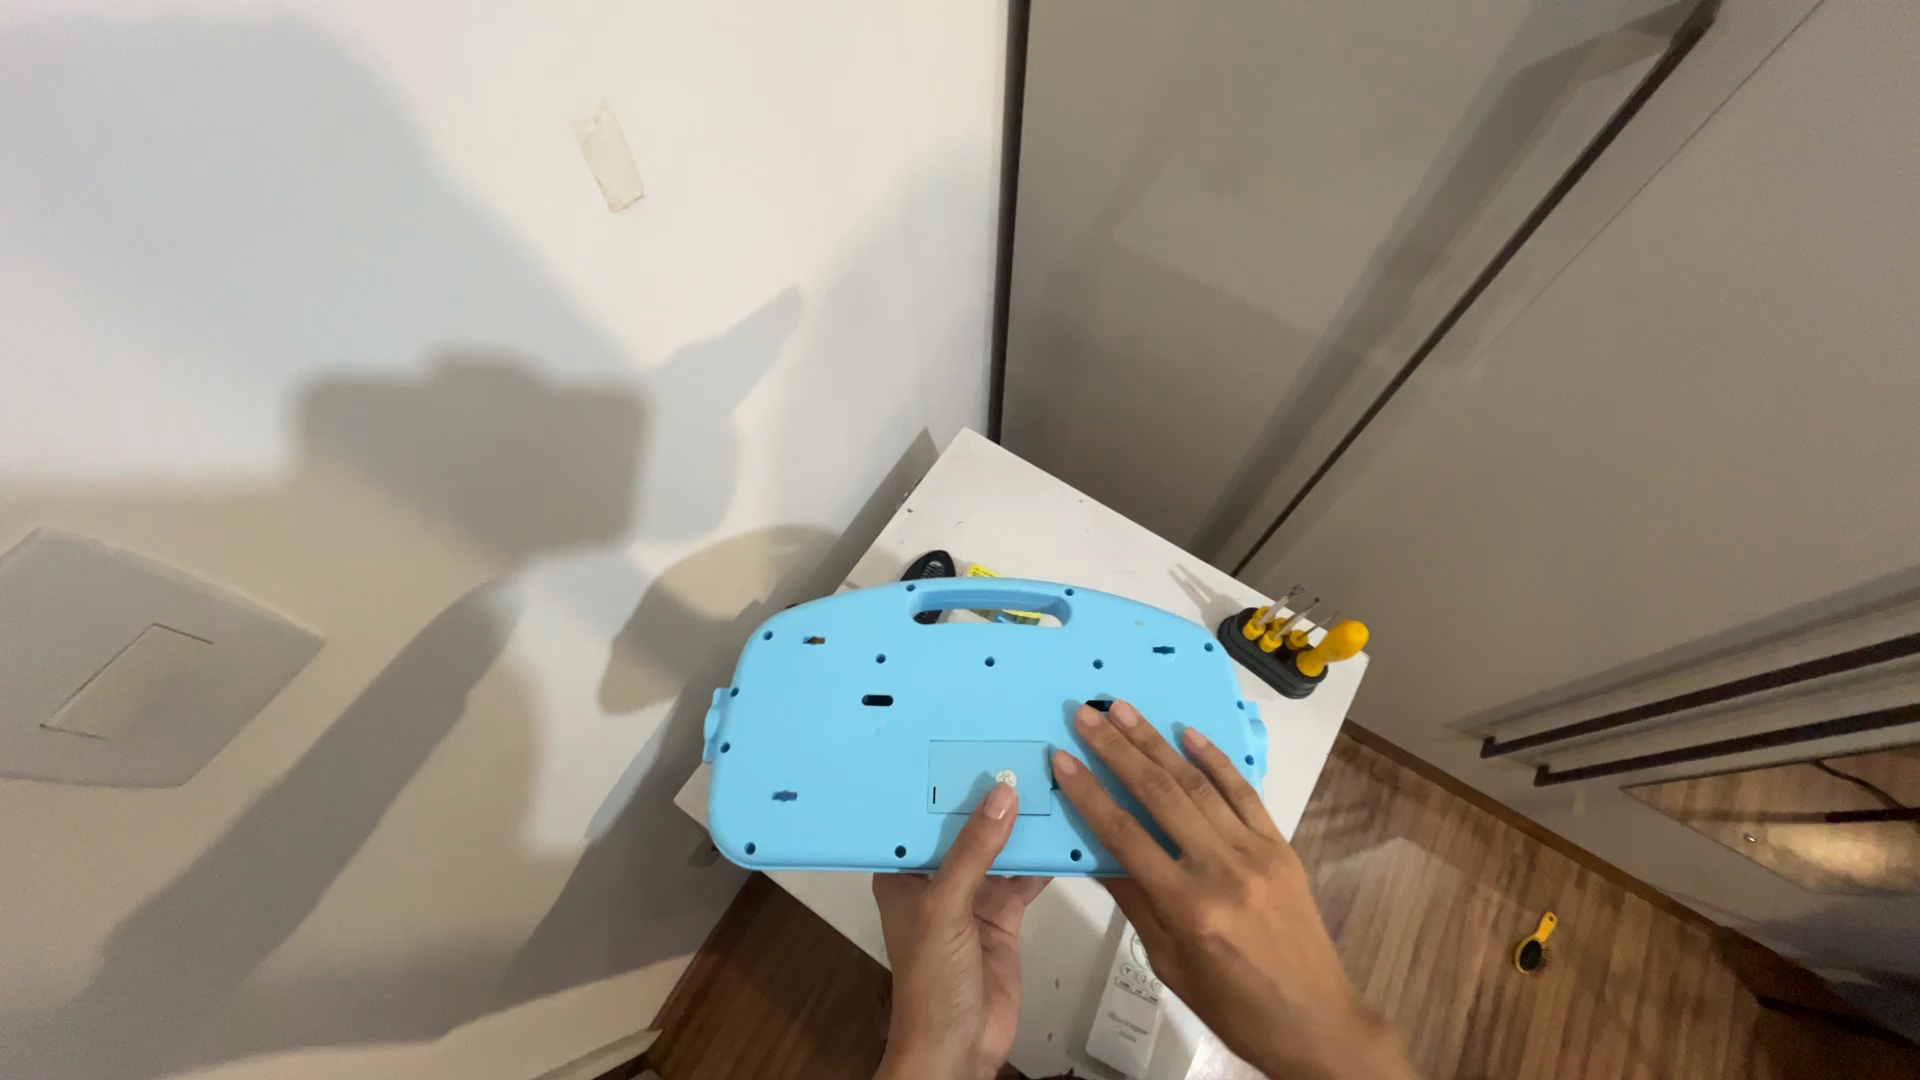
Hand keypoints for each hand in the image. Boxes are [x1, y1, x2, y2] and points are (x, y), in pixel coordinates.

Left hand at [872, 781, 1050, 1079]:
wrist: (961, 1051)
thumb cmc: (932, 982)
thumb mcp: (946, 906)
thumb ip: (975, 850)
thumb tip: (1003, 793)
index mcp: (905, 869)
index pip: (923, 814)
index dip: (945, 781)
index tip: (972, 742)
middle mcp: (937, 875)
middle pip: (967, 826)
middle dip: (991, 797)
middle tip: (1021, 752)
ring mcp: (972, 893)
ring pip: (999, 847)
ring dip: (1021, 824)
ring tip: (1048, 781)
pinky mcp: (1003, 912)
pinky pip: (1024, 876)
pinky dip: (1043, 859)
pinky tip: (1065, 832)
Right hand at [1052, 701, 1415, 1079]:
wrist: (1317, 1025)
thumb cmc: (1232, 1004)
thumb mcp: (1168, 959)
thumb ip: (1132, 898)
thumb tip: (1093, 850)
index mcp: (1187, 907)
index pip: (1124, 836)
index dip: (1089, 793)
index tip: (1063, 758)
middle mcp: (1221, 869)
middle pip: (1159, 795)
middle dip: (1118, 750)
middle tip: (1089, 714)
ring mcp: (1255, 851)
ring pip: (1197, 784)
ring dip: (1157, 742)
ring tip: (1125, 711)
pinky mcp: (1280, 845)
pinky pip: (1244, 792)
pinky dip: (1215, 759)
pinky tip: (1188, 732)